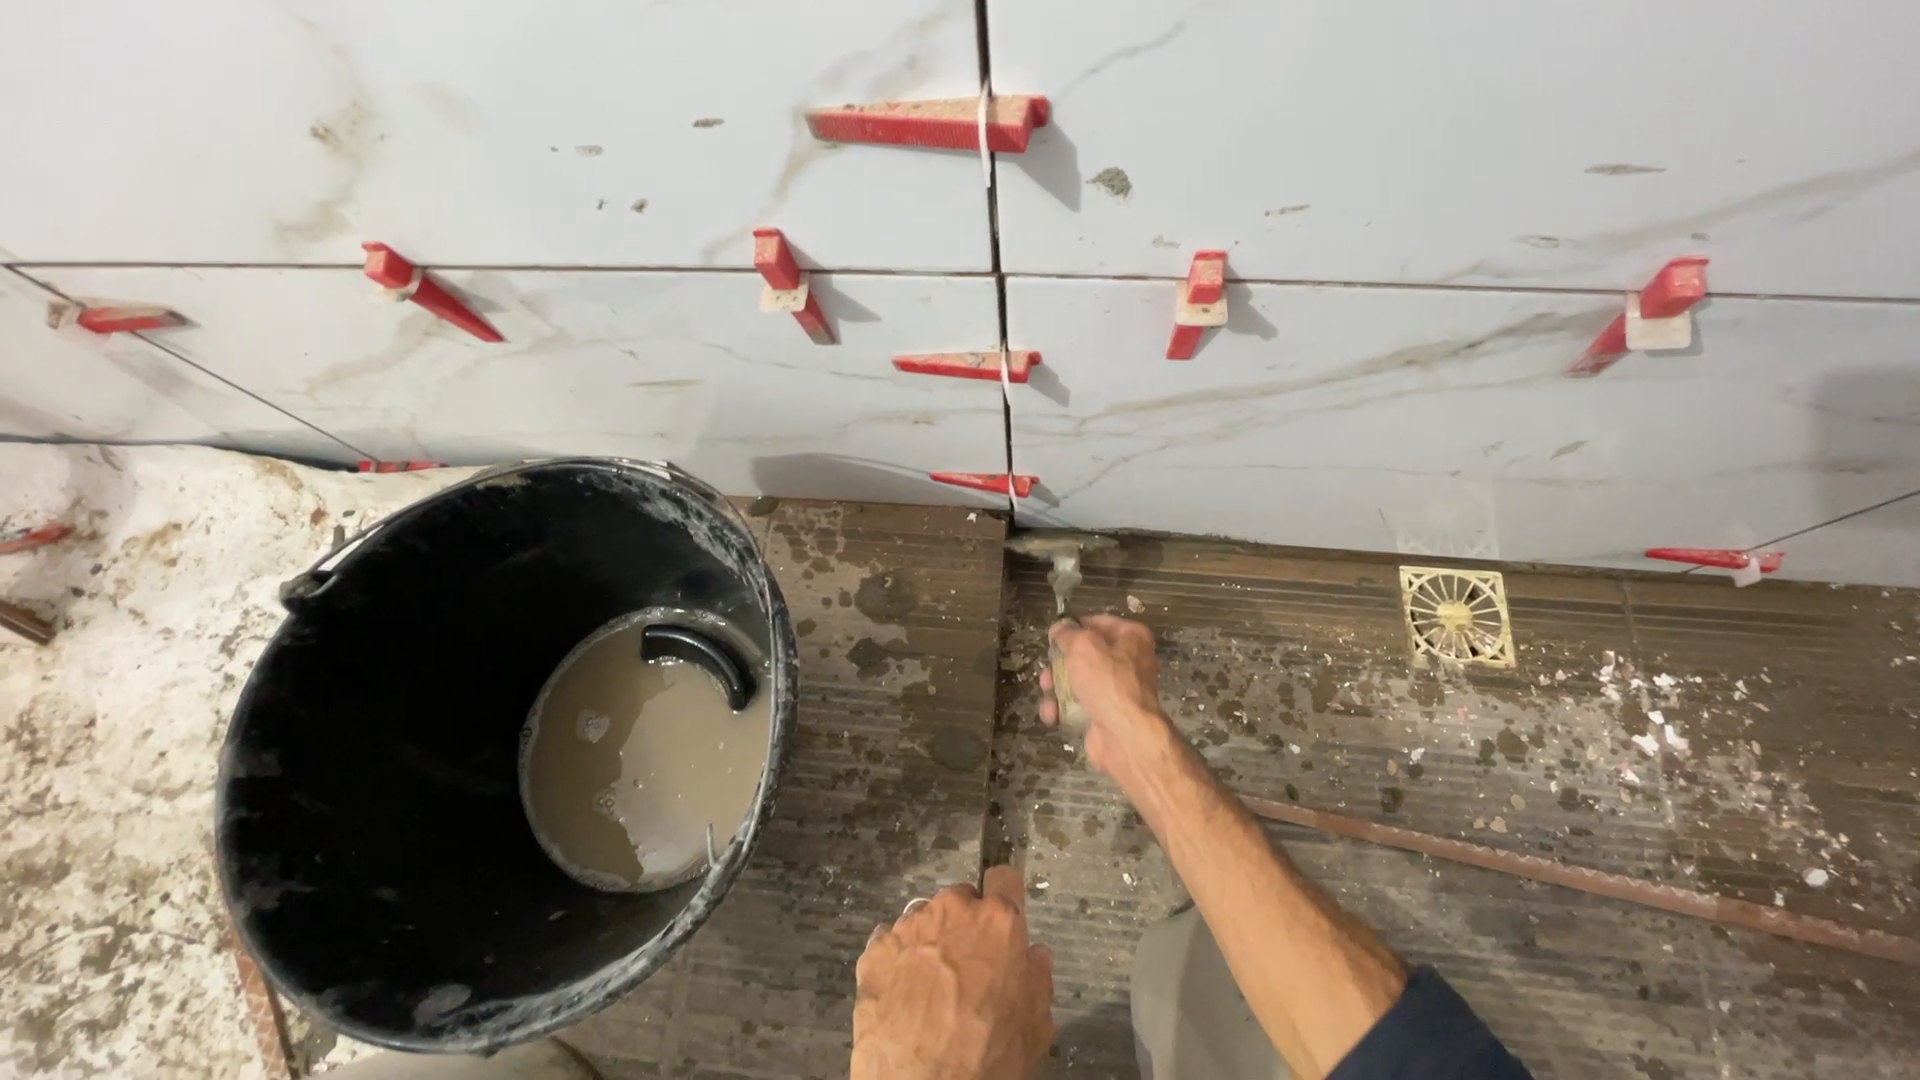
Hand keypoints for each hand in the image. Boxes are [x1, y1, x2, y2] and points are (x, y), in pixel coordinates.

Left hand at [852, 865, 1054, 1079]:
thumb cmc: (986, 1058)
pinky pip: (892, 943)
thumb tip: (1035, 954)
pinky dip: (898, 961)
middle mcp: (952, 910)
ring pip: (925, 919)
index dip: (1006, 898)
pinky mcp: (875, 949)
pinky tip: (903, 996)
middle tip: (967, 968)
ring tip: (930, 986)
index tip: (1002, 921)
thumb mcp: (1035, 1029)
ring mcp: (909, 926)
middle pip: (962, 900)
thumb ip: (1039, 981)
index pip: (1005, 879)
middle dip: (966, 925)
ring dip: (931, 941)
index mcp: (997, 921)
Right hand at [1039, 616, 1178, 784]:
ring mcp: (1117, 690)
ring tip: (1047, 694)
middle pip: (1085, 654)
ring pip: (1078, 680)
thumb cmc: (1107, 682)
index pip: (1099, 623)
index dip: (1075, 627)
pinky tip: (1052, 714)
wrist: (1125, 735)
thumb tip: (1059, 629)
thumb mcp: (1082, 647)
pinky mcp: (1106, 713)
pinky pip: (1080, 704)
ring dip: (1056, 688)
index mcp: (1132, 638)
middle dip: (1060, 664)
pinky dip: (1064, 708)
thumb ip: (1066, 634)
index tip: (1055, 636)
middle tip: (1047, 671)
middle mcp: (1129, 662)